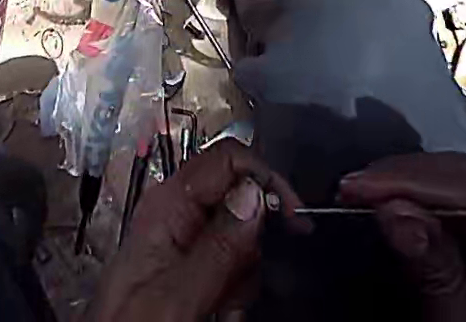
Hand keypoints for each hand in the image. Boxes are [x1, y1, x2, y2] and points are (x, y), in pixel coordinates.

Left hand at [85, 140, 309, 321]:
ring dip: (242, 278)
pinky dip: (233, 292)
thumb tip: (255, 192)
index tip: (296, 217)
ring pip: (239, 238)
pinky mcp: (187, 267)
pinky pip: (229, 266)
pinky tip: (218, 312)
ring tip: (220, 310)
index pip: (226, 158)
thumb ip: (219, 244)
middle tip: (238, 288)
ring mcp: (182, 239)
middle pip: (238, 199)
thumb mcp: (179, 294)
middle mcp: (176, 211)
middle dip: (251, 244)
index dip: (265, 177)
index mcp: (169, 202)